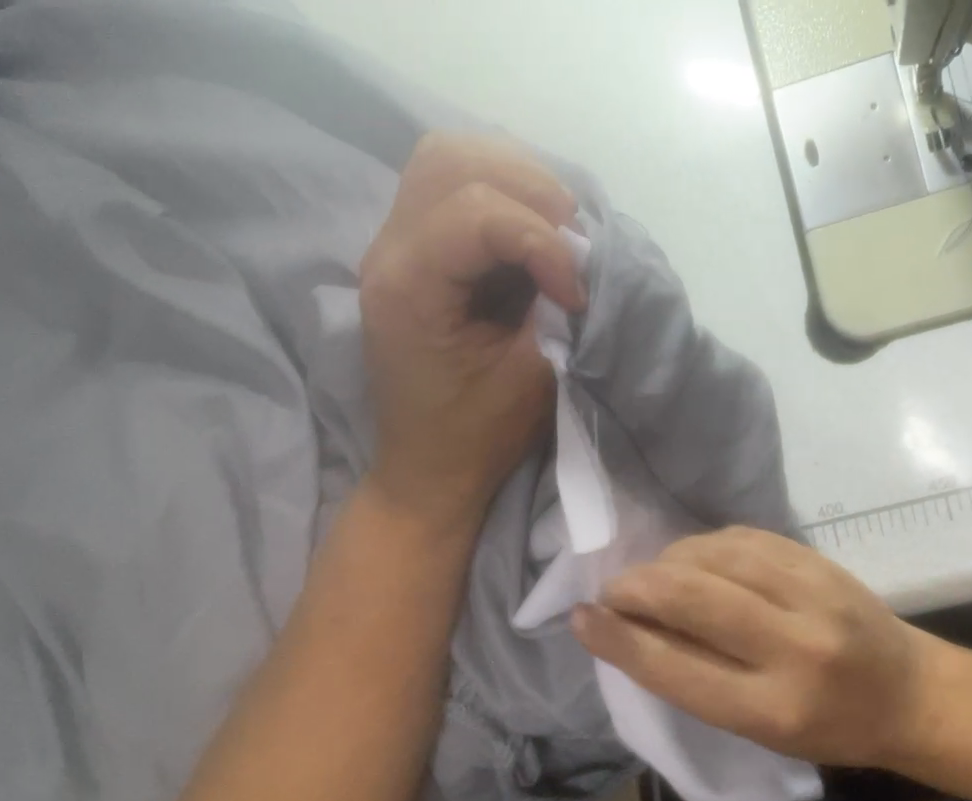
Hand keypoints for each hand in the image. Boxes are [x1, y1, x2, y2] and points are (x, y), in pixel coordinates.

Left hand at [357, 133, 586, 522]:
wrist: (429, 471)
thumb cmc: (478, 436)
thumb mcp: (532, 377)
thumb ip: (557, 309)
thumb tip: (584, 258)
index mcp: (408, 286)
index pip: (478, 212)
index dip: (544, 241)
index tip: (578, 296)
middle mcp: (388, 249)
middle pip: (453, 159)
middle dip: (530, 189)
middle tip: (572, 239)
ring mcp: (394, 244)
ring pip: (447, 158)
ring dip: (514, 179)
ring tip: (555, 227)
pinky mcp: (412, 251)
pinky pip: (450, 186)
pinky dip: (501, 192)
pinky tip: (530, 229)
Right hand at [570, 527, 934, 767]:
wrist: (910, 694)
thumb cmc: (829, 729)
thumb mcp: (760, 731)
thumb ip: (700, 682)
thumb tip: (633, 631)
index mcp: (771, 709)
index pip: (674, 666)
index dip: (617, 639)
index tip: (581, 617)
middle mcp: (794, 649)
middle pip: (689, 597)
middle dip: (634, 586)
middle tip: (613, 592)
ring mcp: (814, 597)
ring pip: (714, 555)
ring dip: (669, 561)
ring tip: (655, 577)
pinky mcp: (823, 564)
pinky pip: (746, 539)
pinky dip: (707, 546)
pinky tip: (695, 559)